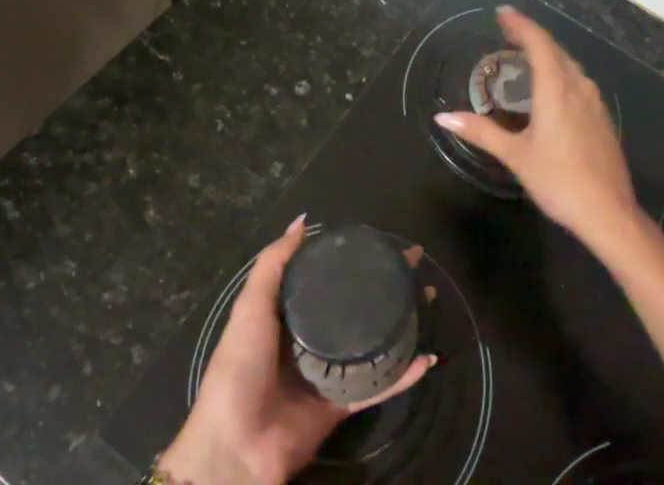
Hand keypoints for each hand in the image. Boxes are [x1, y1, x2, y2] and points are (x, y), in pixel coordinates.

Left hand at [158, 215, 435, 484]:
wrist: (237, 442)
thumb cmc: (240, 367)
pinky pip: (376, 387)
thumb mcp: (251, 308)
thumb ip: (273, 265)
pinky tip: (425, 358)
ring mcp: (328, 374)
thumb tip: (302, 221)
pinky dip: (401, 375)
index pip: (326, 281)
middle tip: (414, 269)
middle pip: (355, 310)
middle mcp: (310, 341)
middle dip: (384, 289)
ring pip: (371, 344)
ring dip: (399, 325)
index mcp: (287, 317)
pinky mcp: (341, 405)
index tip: (382, 244)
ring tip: (425, 302)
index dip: (352, 261)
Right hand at [436, 6, 638, 243]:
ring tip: (525, 55)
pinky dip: (560, 73)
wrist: (608, 212)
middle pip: (555, 50)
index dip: (520, 24)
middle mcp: (578, 87)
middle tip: (507, 31)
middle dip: (531, 36)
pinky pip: (578, 83)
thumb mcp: (516, 155)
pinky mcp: (602, 119)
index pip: (538, 43)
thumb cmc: (558, 180)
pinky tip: (550, 88)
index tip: (502, 12)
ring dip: (548, 55)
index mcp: (556, 89)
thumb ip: (481, 132)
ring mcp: (595, 103)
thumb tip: (443, 117)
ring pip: (570, 66)